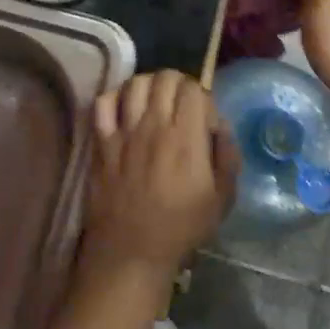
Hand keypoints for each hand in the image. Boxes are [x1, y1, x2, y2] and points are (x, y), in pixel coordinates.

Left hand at [81, 71, 237, 279]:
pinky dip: (115, 97)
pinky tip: (125, 108)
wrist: (132, 250)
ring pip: (135, 83)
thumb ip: (227, 156)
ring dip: (149, 85)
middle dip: (178, 84)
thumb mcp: (222, 199)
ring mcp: (124, 132)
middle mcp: (154, 126)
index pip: (193, 89)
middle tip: (182, 105)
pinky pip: (103, 102)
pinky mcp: (101, 142)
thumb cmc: (181, 227)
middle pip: (165, 78)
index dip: (203, 96)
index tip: (205, 119)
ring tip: (155, 101)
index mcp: (186, 138)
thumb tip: (221, 125)